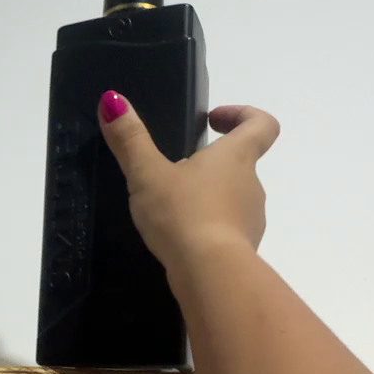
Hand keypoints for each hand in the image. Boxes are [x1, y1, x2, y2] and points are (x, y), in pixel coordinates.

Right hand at [96, 91, 280, 273]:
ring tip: (173, 209)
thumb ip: (130, 140)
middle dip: (212, 163)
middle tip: (177, 170)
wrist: (209, 274)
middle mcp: (251, 185)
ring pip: (234, 199)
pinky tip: (182, 240)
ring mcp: (251, 220)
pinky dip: (208, 229)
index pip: (262, 124)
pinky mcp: (243, 250)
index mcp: (236, 157)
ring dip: (209, 197)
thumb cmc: (182, 214)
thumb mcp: (147, 175)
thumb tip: (111, 100)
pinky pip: (228, 231)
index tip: (214, 121)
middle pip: (242, 163)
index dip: (243, 115)